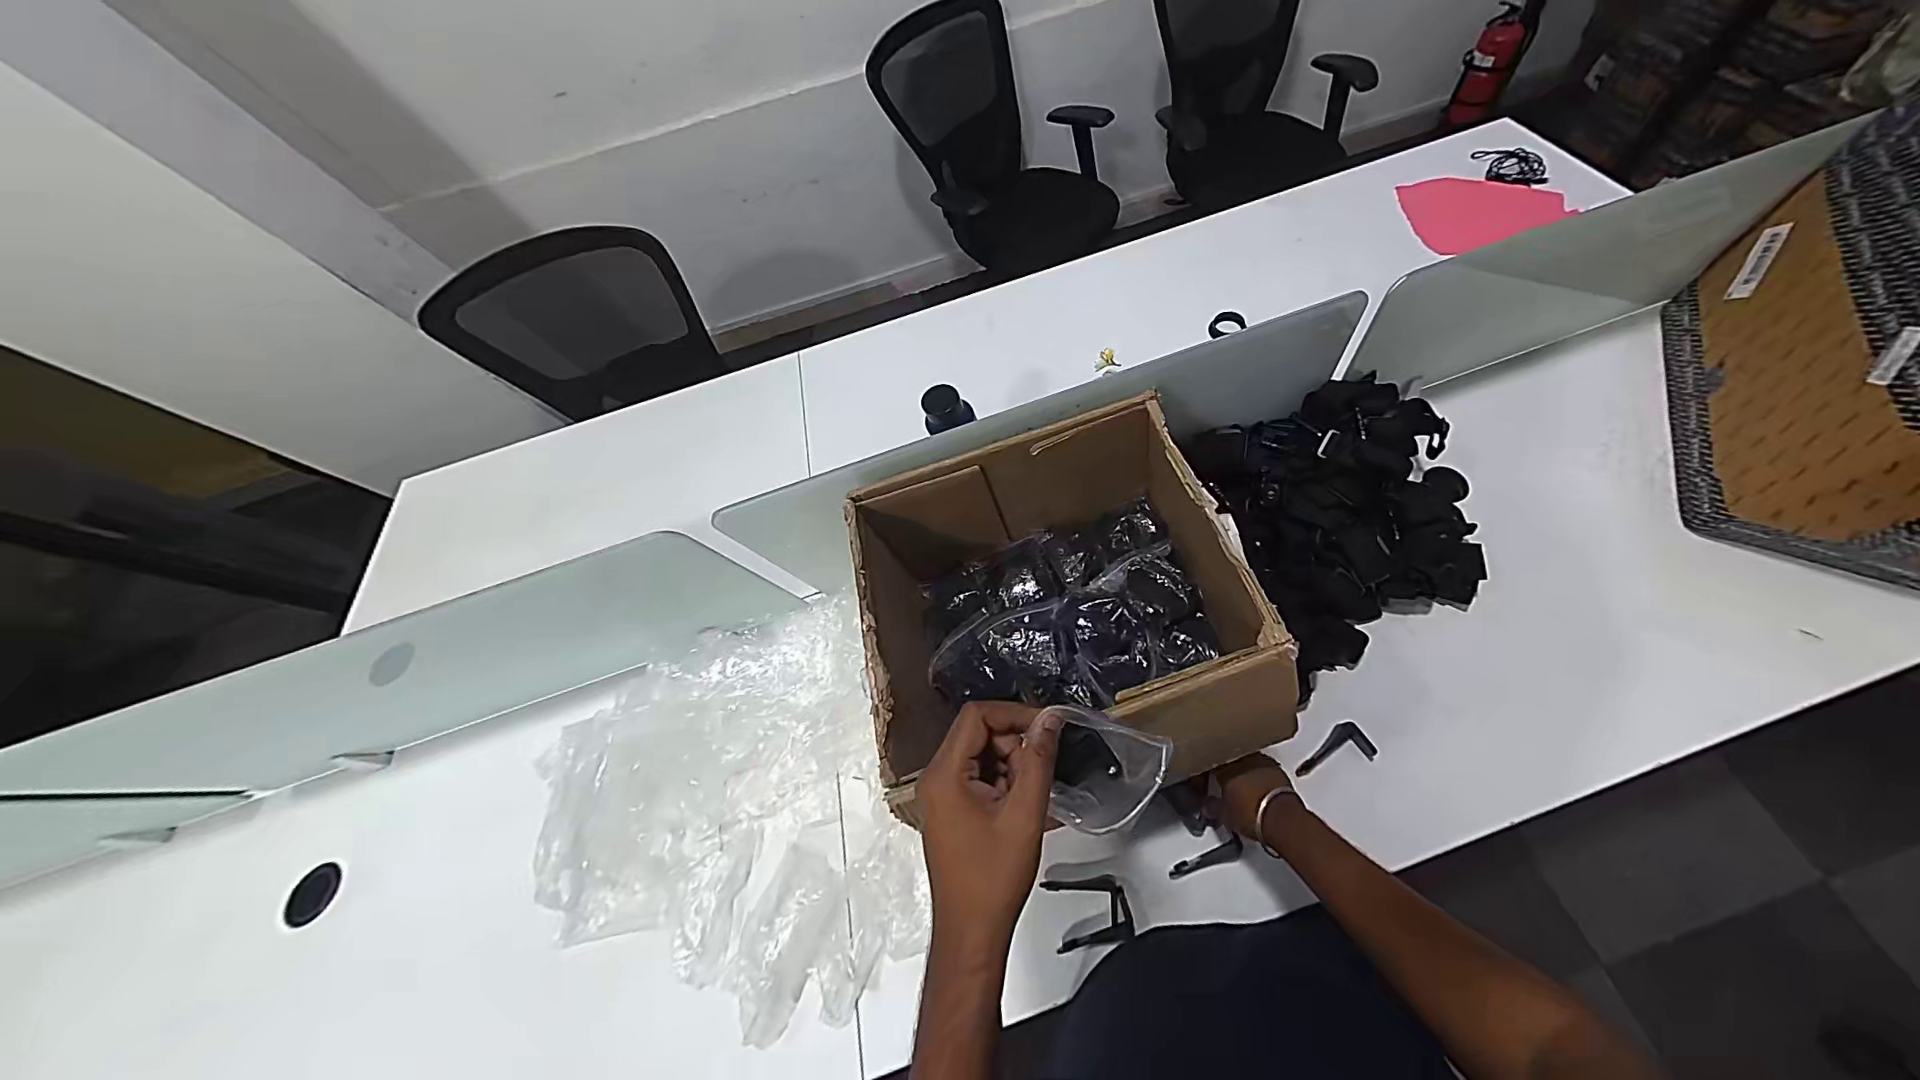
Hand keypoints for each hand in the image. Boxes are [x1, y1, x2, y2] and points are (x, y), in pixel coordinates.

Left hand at [918, 701, 1061, 952]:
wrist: (971, 931)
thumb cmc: (992, 880)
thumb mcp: (1024, 813)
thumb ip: (1038, 760)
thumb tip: (1049, 720)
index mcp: (945, 774)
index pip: (977, 716)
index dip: (1014, 714)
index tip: (1045, 726)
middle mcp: (936, 778)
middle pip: (978, 734)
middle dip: (1013, 745)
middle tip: (1038, 772)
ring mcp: (941, 794)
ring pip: (980, 755)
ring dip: (1010, 765)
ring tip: (1027, 799)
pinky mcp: (950, 808)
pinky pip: (978, 776)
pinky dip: (1002, 782)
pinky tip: (1017, 808)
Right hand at [1208, 752, 1296, 844]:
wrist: (1283, 820)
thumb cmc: (1253, 813)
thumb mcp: (1224, 815)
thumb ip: (1212, 806)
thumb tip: (1207, 806)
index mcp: (1224, 765)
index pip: (1209, 764)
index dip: (1205, 775)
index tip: (1204, 784)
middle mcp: (1243, 759)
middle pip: (1230, 761)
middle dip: (1226, 771)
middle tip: (1224, 786)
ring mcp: (1262, 763)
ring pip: (1247, 764)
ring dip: (1244, 773)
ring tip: (1243, 790)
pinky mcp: (1279, 772)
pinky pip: (1263, 771)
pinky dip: (1259, 779)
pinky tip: (1259, 792)